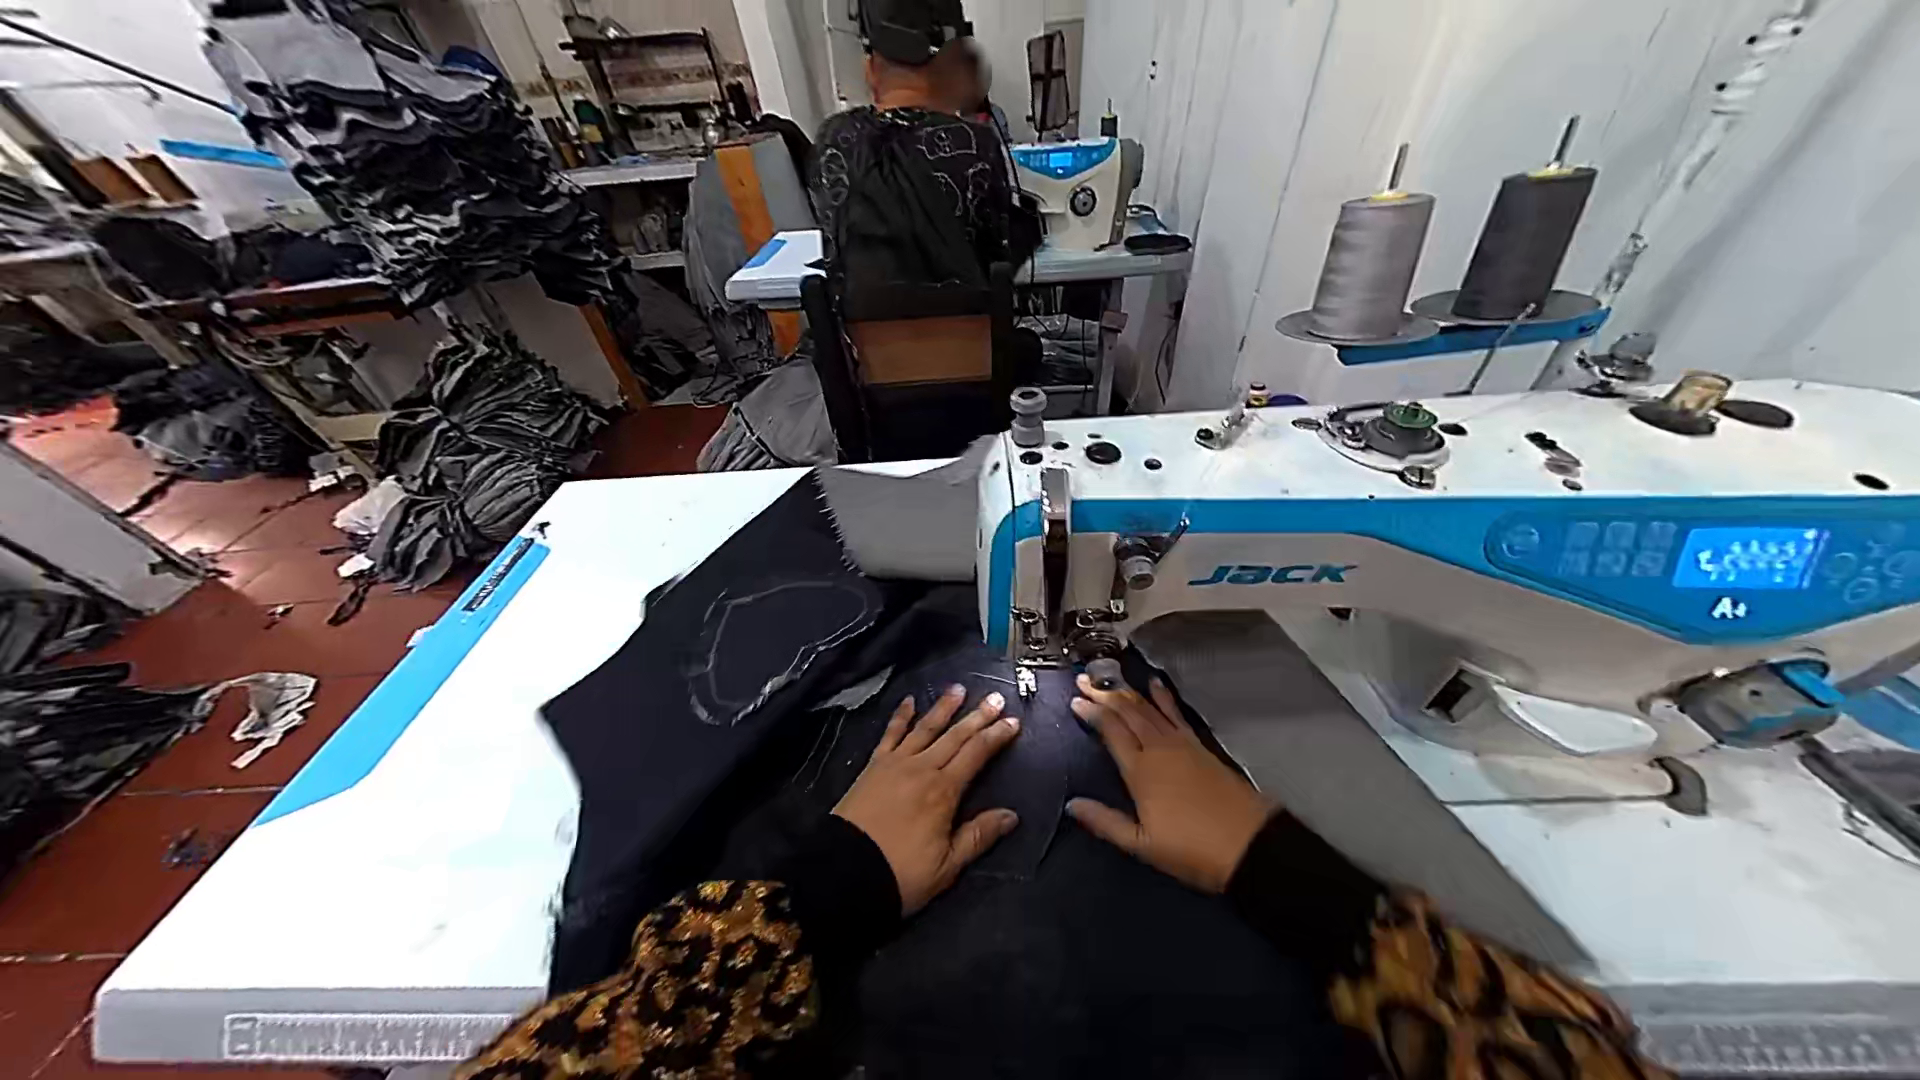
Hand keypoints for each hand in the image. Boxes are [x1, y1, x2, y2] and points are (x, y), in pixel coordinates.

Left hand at [834, 685, 1022, 914]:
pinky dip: (900, 716)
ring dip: (944, 707)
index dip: (996, 736)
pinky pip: (890, 734)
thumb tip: (1011, 815)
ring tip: (959, 689)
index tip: (1013, 721)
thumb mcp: (947, 866)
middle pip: (955, 736)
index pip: (976, 754)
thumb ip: (978, 836)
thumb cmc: (900, 874)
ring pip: (926, 728)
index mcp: (944, 791)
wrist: (843, 873)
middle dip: (978, 716)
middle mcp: (922, 768)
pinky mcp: (874, 766)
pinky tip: (908, 701)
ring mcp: (895, 763)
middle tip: (996, 698)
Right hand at [1068, 675, 1272, 893]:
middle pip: (1126, 712)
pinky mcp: (1199, 745)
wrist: (1251, 845)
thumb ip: (1105, 821)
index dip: (1091, 713)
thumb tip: (1072, 805)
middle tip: (1083, 681)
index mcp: (1140, 771)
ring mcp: (1180, 743)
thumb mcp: (1142, 844)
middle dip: (1103, 694)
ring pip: (1147, 708)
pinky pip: (1175, 713)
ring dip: (1125, 691)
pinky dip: (1163, 697)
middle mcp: (1158, 749)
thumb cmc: (1193, 849)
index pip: (1110, 731)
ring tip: (1107, 679)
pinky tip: (1154, 684)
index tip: (1075, 701)